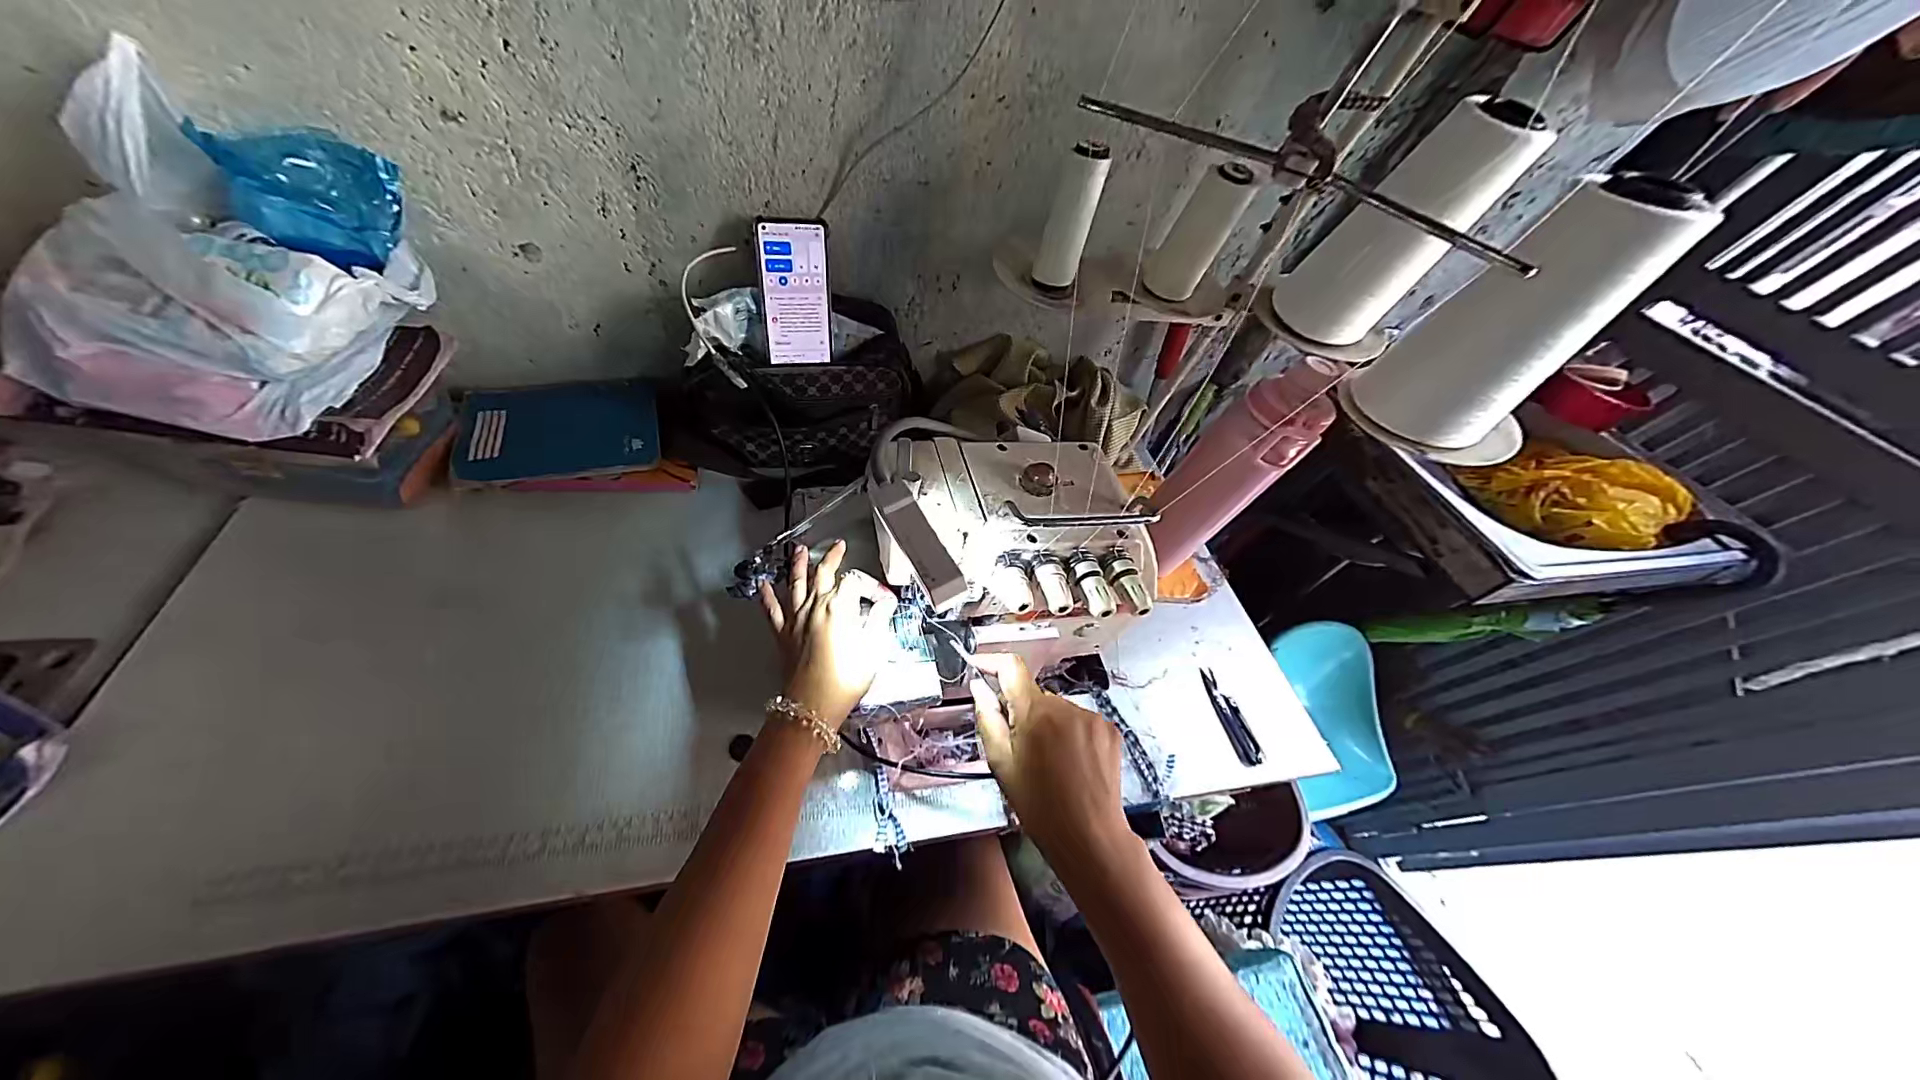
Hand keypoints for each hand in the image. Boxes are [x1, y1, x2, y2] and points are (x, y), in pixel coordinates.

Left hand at [756, 539, 898, 725]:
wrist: (814, 705)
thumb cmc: (845, 680)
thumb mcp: (873, 648)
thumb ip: (879, 620)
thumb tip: (885, 603)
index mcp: (839, 608)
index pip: (854, 582)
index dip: (869, 585)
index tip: (880, 597)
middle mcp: (815, 607)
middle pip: (823, 574)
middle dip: (831, 558)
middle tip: (837, 547)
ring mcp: (796, 619)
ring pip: (796, 584)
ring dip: (799, 565)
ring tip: (800, 551)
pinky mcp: (782, 634)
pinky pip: (772, 610)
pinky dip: (767, 596)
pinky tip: (764, 585)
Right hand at [968, 652, 1129, 860]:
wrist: (1089, 835)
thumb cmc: (1042, 807)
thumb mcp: (1001, 764)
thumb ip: (987, 718)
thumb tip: (979, 688)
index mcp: (1034, 713)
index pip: (1011, 667)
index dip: (992, 663)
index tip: (982, 666)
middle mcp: (1064, 707)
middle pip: (1035, 694)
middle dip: (1023, 711)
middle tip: (1020, 746)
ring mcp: (1090, 717)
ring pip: (1057, 708)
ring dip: (1049, 725)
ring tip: (1049, 762)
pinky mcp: (1108, 728)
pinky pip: (1080, 720)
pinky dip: (1071, 733)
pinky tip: (1070, 762)